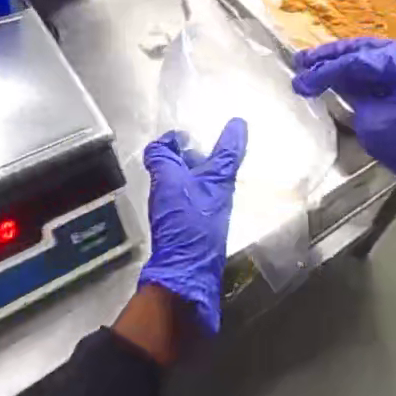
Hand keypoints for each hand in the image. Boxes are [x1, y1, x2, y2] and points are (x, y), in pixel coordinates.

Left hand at [136, 119, 247, 335]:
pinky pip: (188, 203)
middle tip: (215, 155)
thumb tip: (238, 123)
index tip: (194, 139)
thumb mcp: (216, 183)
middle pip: (169, 167)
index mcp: (164, 175)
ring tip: (222, 176)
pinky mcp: (179, 228)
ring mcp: (168, 212)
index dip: (172, 140)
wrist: (188, 272)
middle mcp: (161, 192)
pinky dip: (201, 197)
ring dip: (197, 179)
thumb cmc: (196, 222)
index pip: (157, 149)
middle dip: (190, 159)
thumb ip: (226, 155)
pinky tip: (220, 201)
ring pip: (180, 186)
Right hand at [292, 38, 395, 254]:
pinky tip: (339, 82)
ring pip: (377, 61)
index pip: (361, 58)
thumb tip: (341, 85)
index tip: (301, 80)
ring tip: (315, 68)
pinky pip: (385, 77)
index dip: (326, 68)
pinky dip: (361, 78)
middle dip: (334, 56)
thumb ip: (357, 98)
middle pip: (370, 50)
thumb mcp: (377, 126)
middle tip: (303, 61)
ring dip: (346, 64)